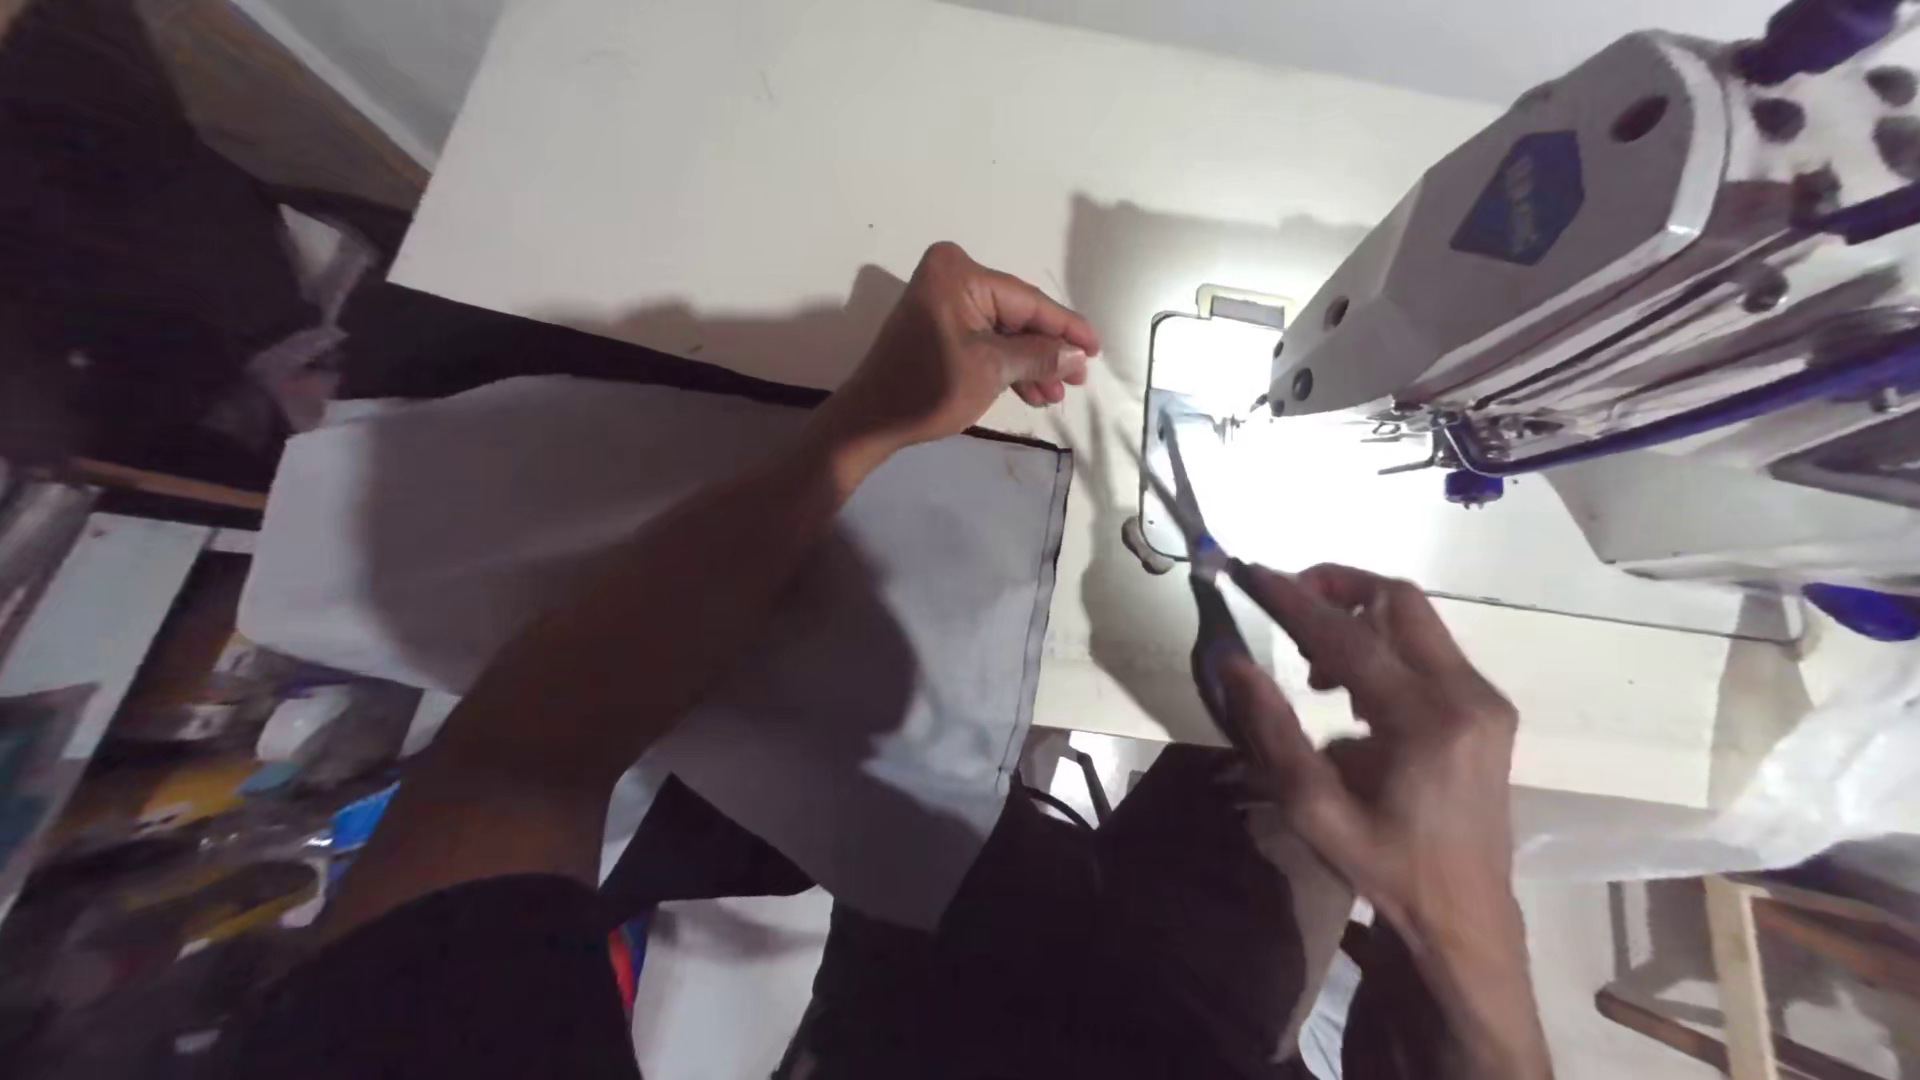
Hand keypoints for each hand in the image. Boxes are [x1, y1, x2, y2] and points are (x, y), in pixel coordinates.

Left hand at [815, 242, 1099, 454]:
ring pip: (1002, 333)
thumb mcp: (991, 371)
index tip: (1096, 348)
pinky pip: (984, 341)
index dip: (1067, 327)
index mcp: (960, 274)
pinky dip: (1006, 366)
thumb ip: (1039, 355)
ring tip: (1056, 394)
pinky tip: (1032, 390)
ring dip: (1030, 364)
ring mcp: (943, 303)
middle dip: (1048, 351)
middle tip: (1077, 379)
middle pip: (1017, 316)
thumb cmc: (928, 390)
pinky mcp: (938, 328)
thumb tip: (1078, 353)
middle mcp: (951, 277)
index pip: (1028, 301)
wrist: (871, 420)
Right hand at [1218, 565, 1551, 1074]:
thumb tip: (1233, 660)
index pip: (1347, 633)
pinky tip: (1342, 683)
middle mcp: (1465, 694)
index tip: (1250, 574)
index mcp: (1425, 720)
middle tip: (1281, 600)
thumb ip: (1271, 727)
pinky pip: (1421, 644)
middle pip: (1397, 599)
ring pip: (1411, 617)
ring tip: (1306, 659)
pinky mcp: (1483, 705)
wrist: (1465, 912)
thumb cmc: (1384, 862)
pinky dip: (1373, 640)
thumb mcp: (1311, 806)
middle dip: (1332, 584)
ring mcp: (1482, 697)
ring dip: (1351, 615)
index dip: (1291, 598)